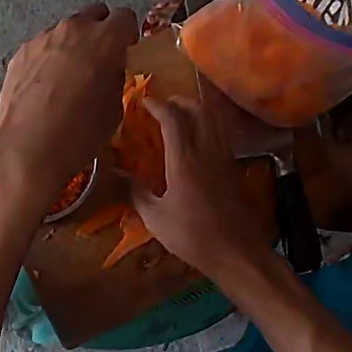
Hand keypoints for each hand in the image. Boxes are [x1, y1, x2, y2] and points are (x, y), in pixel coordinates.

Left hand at [0, 3, 137, 199]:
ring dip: (73, 47)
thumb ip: (115, 80)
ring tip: (70, 81)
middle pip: (94, 16)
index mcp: (104, 40)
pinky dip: (50, 60)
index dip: (128, 34)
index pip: (125, 18)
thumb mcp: (113, 111)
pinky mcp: (21, 53)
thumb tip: (109, 72)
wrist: (27, 148)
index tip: (126, 49)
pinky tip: (47, 89)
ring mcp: (43, 39)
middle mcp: (73, 30)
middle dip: (101, 34)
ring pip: (66, 32)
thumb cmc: (79, 134)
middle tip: (101, 62)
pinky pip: (43, 48)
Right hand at [129, 97, 264, 277]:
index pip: (172, 119)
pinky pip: (222, 133)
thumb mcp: (155, 218)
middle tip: (163, 105)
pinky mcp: (233, 167)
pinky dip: (210, 123)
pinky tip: (200, 135)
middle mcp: (206, 151)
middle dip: (179, 101)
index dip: (157, 105)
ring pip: (214, 118)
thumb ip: (136, 192)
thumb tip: (117, 174)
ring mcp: (223, 157)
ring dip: (198, 109)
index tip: (144, 102)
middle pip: (198, 110)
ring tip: (182, 113)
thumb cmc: (191, 236)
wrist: (234, 250)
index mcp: (183, 160)